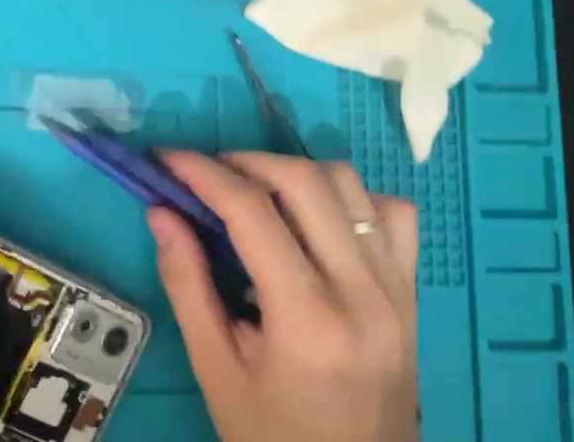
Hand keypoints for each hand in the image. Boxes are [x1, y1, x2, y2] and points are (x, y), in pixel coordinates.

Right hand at [149, 152, 419, 441]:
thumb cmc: (272, 436)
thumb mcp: (214, 367)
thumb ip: (185, 281)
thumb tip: (160, 209)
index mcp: (307, 317)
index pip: (251, 210)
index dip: (202, 172)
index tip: (165, 158)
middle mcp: (362, 292)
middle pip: (302, 180)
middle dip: (243, 160)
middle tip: (204, 175)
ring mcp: (396, 289)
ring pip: (349, 184)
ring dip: (293, 172)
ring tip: (255, 192)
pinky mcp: (412, 293)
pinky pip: (393, 213)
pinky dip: (351, 198)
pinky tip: (317, 218)